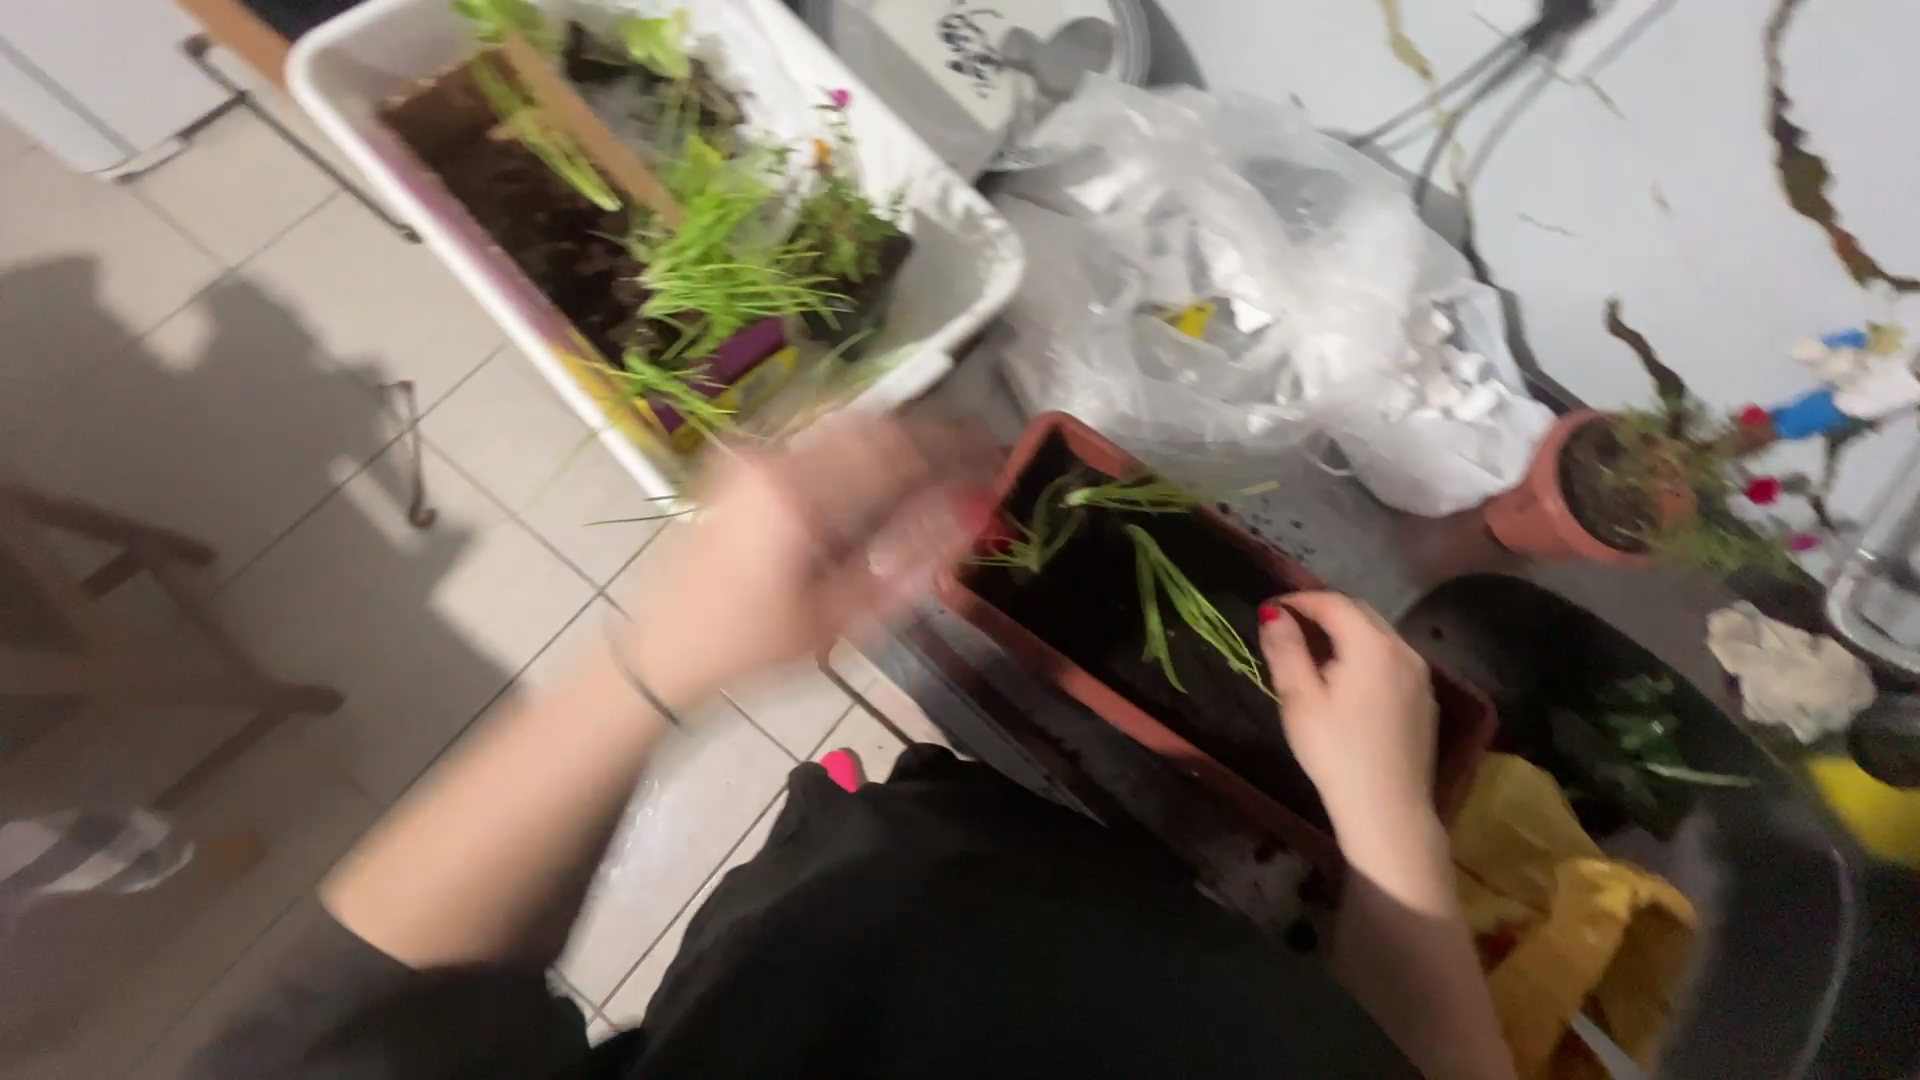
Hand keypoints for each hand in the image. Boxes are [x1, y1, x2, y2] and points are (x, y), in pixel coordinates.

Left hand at [619, 415, 998, 704]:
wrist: (665, 646)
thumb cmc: (755, 647)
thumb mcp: (841, 620)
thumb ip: (910, 563)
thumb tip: (970, 516)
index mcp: (798, 501)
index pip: (900, 455)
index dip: (957, 451)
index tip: (996, 458)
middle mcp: (775, 459)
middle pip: (877, 424)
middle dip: (938, 432)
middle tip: (979, 449)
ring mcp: (755, 452)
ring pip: (850, 419)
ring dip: (904, 430)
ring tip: (945, 451)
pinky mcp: (746, 458)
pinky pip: (821, 431)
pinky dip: (866, 436)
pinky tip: (891, 453)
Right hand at [1258, 592, 1438, 836]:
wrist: (1387, 809)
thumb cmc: (1334, 750)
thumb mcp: (1299, 697)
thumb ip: (1285, 649)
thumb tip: (1273, 614)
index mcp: (1372, 645)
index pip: (1332, 603)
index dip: (1297, 599)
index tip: (1268, 609)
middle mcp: (1404, 651)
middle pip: (1360, 612)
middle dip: (1321, 610)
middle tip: (1285, 624)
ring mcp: (1420, 676)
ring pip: (1377, 635)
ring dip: (1343, 631)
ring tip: (1309, 649)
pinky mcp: (1424, 700)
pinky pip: (1389, 659)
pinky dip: (1362, 653)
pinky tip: (1343, 678)